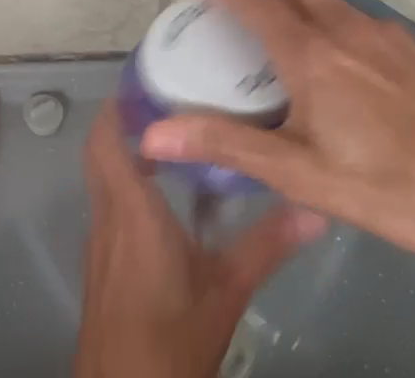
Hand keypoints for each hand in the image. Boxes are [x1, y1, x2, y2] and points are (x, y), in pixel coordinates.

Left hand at [76, 105, 324, 377]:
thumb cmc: (171, 337)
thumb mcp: (227, 290)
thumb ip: (267, 245)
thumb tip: (315, 208)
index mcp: (131, 211)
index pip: (107, 141)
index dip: (117, 106)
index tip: (144, 79)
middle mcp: (107, 217)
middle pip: (101, 154)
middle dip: (124, 123)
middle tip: (166, 101)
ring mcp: (99, 242)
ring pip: (104, 181)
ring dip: (128, 156)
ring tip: (175, 141)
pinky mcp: (103, 264)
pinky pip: (110, 208)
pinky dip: (129, 188)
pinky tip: (168, 201)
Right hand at [140, 0, 414, 265]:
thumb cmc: (386, 188)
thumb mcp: (297, 174)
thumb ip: (224, 144)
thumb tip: (154, 133)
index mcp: (311, 53)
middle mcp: (345, 29)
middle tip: (234, 2)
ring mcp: (384, 35)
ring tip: (277, 37)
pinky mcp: (411, 51)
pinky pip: (353, 16)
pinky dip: (325, 19)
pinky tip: (333, 67)